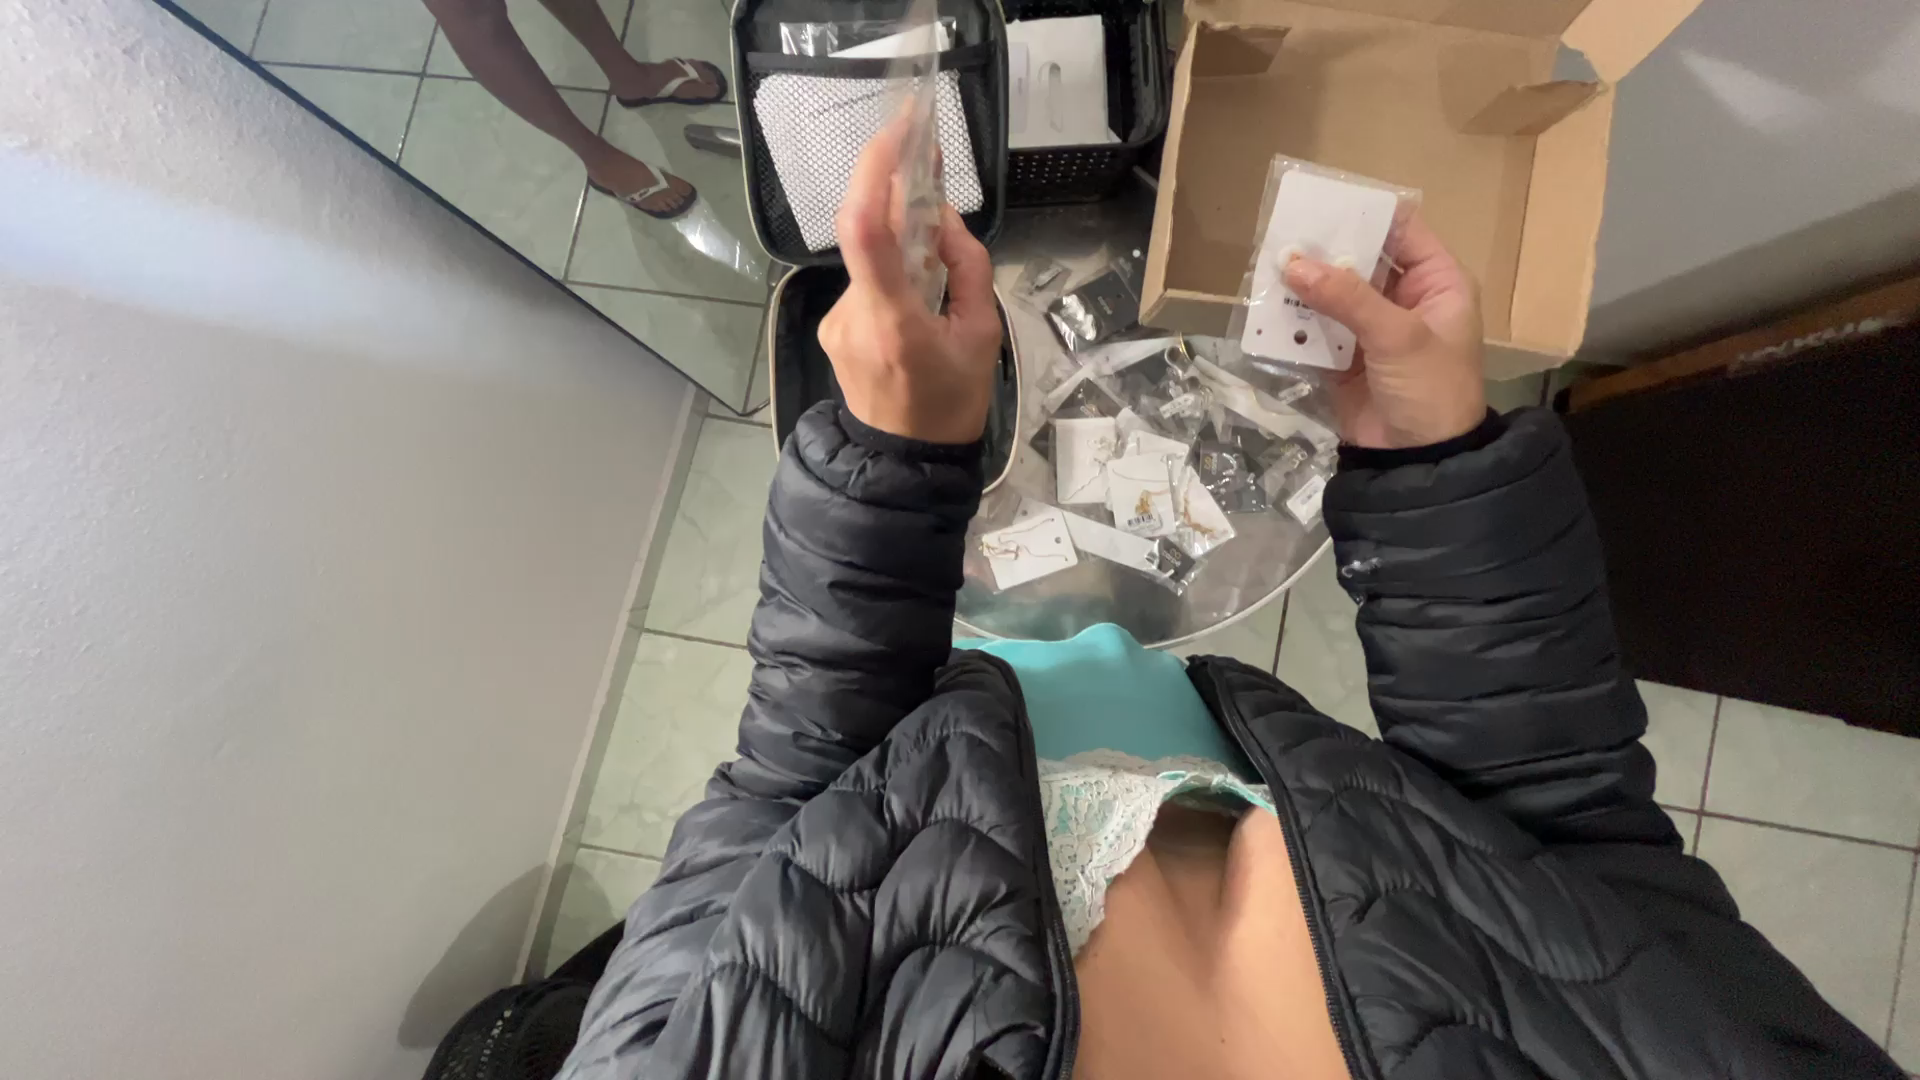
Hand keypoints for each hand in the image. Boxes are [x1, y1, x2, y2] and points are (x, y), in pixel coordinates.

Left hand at [817, 119, 1002, 444]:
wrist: (906, 461)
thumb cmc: (951, 406)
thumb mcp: (983, 338)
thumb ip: (969, 269)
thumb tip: (945, 220)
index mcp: (894, 321)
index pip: (865, 229)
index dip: (875, 171)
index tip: (900, 133)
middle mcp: (853, 316)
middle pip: (868, 235)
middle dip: (898, 199)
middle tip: (930, 171)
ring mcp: (836, 323)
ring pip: (867, 261)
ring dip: (899, 245)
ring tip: (935, 262)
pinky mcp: (833, 329)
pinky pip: (862, 284)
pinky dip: (889, 274)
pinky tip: (914, 299)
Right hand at [1282, 215, 1485, 449]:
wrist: (1416, 458)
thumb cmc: (1429, 387)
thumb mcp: (1397, 335)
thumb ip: (1346, 298)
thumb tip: (1292, 263)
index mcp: (1434, 282)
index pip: (1401, 231)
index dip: (1365, 214)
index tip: (1323, 203)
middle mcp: (1400, 300)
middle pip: (1356, 262)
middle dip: (1321, 252)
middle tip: (1280, 237)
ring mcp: (1366, 331)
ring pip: (1328, 297)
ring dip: (1300, 289)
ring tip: (1264, 273)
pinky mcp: (1339, 360)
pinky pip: (1311, 333)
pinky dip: (1291, 325)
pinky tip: (1265, 315)